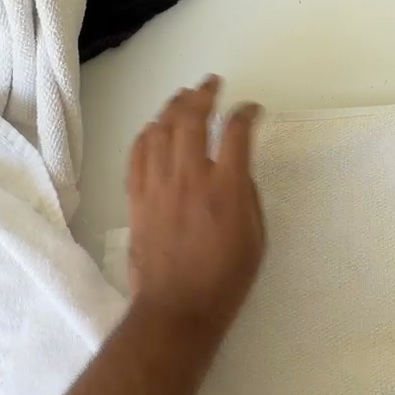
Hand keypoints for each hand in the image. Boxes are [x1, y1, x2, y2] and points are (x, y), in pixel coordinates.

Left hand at [127, 76, 264, 334]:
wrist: (176, 311)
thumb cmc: (225, 278)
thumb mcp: (256, 236)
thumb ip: (246, 193)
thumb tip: (234, 168)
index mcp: (225, 187)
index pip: (236, 131)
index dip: (246, 112)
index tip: (252, 109)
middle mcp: (190, 177)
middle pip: (192, 119)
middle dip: (204, 94)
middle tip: (212, 83)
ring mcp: (159, 186)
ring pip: (161, 130)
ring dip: (173, 106)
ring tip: (183, 95)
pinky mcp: (138, 198)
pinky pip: (138, 154)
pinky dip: (147, 134)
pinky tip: (154, 126)